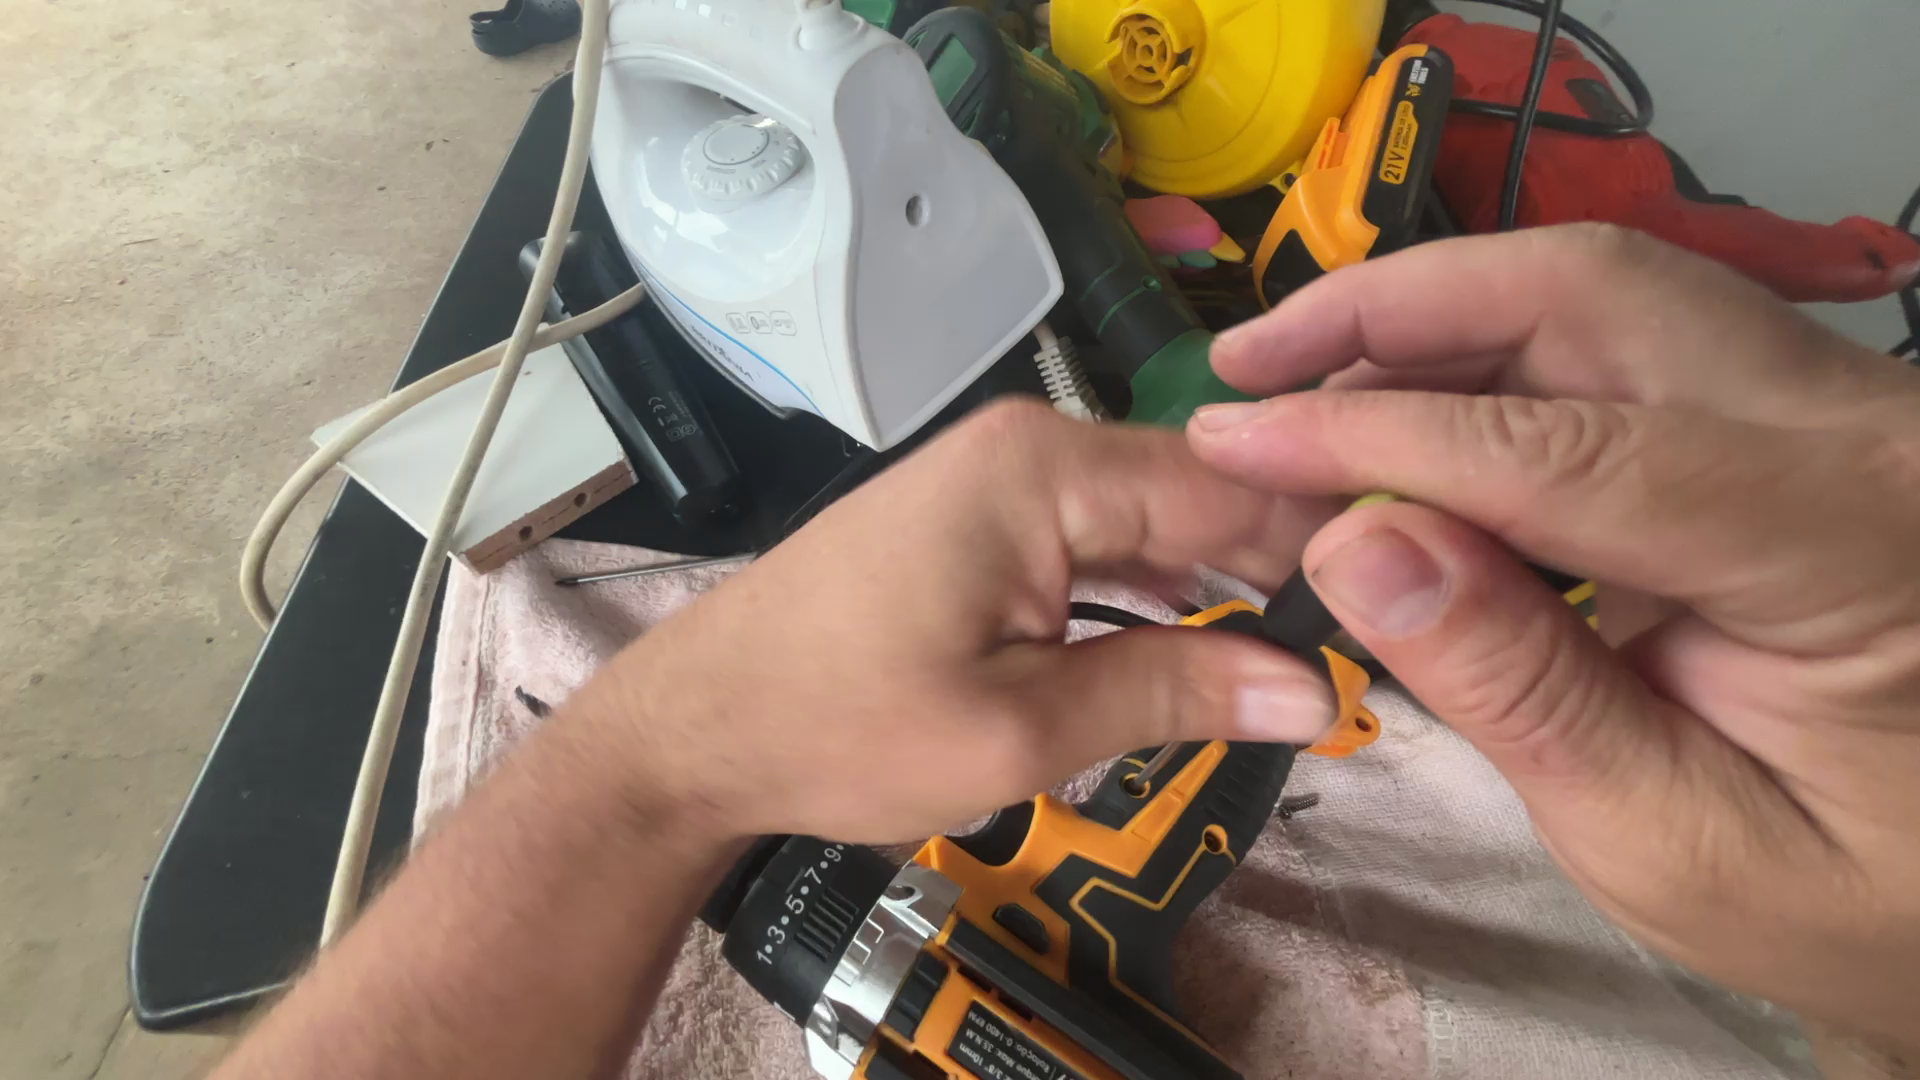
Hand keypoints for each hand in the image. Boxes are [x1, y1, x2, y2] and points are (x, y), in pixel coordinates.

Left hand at [568, 401, 1337, 846]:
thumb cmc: (842, 726)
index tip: (1394, 602)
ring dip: (1208, 578)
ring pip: (1139, 519)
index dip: (1317, 543)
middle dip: (1268, 564)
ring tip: (1298, 640)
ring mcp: (993, 477)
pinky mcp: (972, 518)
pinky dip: (1139, 585)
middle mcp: (1024, 446)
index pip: (1225, 485)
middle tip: (1360, 637)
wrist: (699, 723)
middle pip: (1186, 493)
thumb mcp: (1017, 729)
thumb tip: (1312, 692)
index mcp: (1042, 469)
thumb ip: (1169, 691)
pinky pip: (1085, 539)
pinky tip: (1190, 626)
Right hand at [1186, 225, 1919, 1049]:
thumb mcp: (1672, 838)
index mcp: (1855, 547)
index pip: (1559, 449)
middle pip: (1583, 290)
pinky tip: (1369, 411)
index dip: (1369, 434)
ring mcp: (1814, 402)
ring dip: (1405, 325)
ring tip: (1284, 383)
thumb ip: (1512, 685)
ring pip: (1575, 295)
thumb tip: (1352, 545)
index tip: (1228, 438)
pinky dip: (1447, 361)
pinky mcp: (1757, 413)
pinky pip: (1579, 345)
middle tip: (1246, 355)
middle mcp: (1855, 428)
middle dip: (1383, 307)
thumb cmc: (1853, 891)